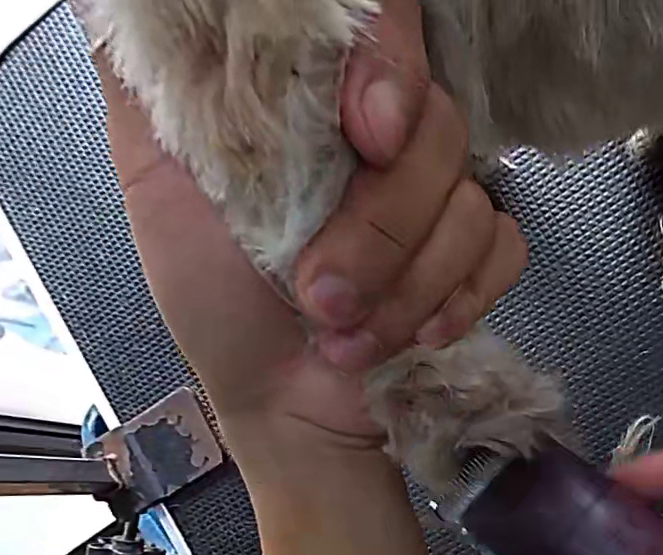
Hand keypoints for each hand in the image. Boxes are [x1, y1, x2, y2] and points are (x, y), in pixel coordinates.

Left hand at [91, 0, 526, 445]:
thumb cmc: (221, 310)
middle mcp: (387, 149)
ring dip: (406, 287)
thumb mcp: (158, 187)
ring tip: (348, 334)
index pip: (386, 33)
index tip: (369, 136)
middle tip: (321, 297)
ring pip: (470, 205)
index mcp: (318, 114)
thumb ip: (160, 89)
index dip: (392, 70)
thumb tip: (159, 3)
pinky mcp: (474, 268)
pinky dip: (462, 300)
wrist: (284, 406)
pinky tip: (420, 337)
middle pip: (440, 127)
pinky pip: (505, 253)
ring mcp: (439, 211)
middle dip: (381, 230)